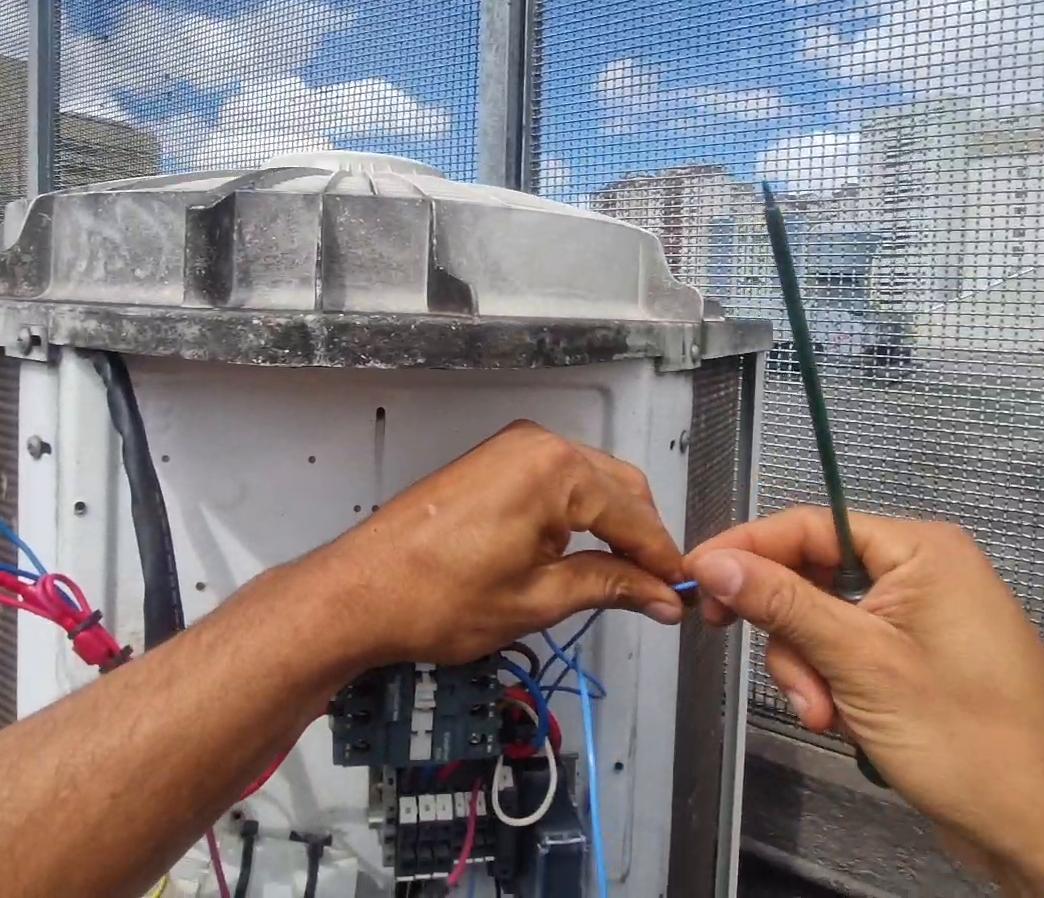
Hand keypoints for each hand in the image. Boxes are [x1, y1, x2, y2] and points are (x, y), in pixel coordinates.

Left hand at [313, 420, 687, 666]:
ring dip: (610, 524)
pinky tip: (581, 549)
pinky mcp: (492, 461)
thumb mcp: (538, 599)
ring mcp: (511, 448)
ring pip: (588, 481)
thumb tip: (660, 595)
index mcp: (557, 471)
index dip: (663, 560)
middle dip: (640, 538)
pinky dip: (577, 512)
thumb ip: (609, 586)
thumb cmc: (441, 598)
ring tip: (621, 578)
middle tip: (654, 592)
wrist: (362, 589)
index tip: (681, 597)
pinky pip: (555, 479)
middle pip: (618, 488)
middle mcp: (538, 444)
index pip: (635, 515)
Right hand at [687, 507, 1043, 897]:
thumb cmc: (974, 744)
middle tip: (782, 674)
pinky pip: (844, 650)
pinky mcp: (914, 658)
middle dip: (789, 633)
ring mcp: (918, 618)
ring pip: (819, 619)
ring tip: (826, 715)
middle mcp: (920, 573)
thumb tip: (711, 561)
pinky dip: (830, 684)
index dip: (745, 549)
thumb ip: (781, 602)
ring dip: (808, 668)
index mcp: (920, 550)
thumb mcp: (860, 663)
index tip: (696, 579)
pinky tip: (845, 721)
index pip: (806, 526)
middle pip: (809, 575)